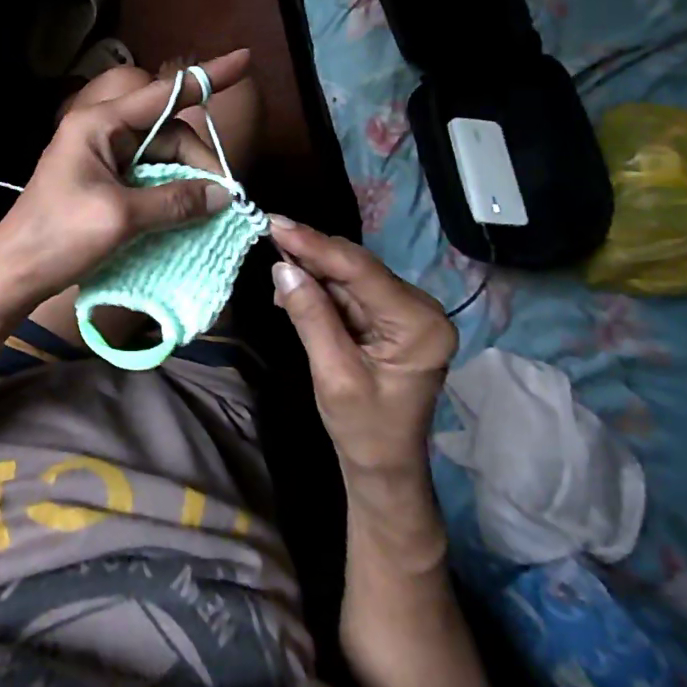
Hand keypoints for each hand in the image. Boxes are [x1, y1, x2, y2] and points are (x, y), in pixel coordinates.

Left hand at [0, 49, 251, 319]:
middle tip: (224, 200)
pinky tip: (188, 214)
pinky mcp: (103, 183)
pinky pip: (147, 178)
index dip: (206, 77)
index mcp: (99, 124)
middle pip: (167, 132)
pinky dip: (169, 193)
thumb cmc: (59, 236)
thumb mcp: (121, 218)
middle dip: (198, 161)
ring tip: (210, 212)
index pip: (162, 94)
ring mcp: (102, 158)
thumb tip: (222, 194)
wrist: (15, 271)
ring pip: (160, 158)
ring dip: (187, 181)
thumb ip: (174, 200)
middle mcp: (102, 132)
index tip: (246, 58)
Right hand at [267, 218, 456, 491]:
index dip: (315, 245)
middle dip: (311, 252)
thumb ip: (310, 316)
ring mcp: (403, 311)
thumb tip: (282, 267)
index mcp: (419, 324)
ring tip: (274, 262)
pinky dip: (316, 285)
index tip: (275, 222)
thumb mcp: (333, 374)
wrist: (383, 464)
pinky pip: (347, 290)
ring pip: (348, 274)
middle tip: (267, 232)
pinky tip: (291, 285)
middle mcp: (419, 309)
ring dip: (310, 267)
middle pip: (356, 267)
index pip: (361, 272)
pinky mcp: (386, 317)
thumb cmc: (364, 427)